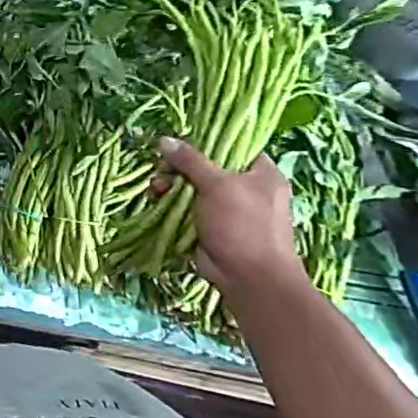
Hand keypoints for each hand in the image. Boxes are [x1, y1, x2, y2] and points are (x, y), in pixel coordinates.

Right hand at [156, 137, 307, 297]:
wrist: (250, 279)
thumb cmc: (242, 225)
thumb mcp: (216, 185)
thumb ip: (190, 160)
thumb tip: (164, 139)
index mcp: (262, 173)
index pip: (234, 146)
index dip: (205, 143)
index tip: (180, 145)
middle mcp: (248, 188)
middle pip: (208, 167)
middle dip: (181, 168)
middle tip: (161, 171)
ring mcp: (230, 209)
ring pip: (195, 188)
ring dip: (173, 186)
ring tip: (156, 189)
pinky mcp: (214, 226)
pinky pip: (190, 207)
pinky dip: (174, 204)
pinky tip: (157, 201)